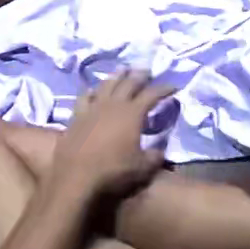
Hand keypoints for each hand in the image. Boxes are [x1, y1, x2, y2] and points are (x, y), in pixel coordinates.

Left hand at [53, 69, 173, 200]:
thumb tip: (160, 150)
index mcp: (132, 114)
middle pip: (129, 83)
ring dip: (117, 76)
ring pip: (106, 84)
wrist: (76, 178)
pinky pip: (84, 97)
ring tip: (123, 70)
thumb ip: (155, 157)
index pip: (152, 94)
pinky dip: (91, 91)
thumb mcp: (142, 168)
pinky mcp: (76, 117)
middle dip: (140, 75)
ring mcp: (93, 108)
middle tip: (147, 71)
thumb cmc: (113, 172)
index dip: (164, 89)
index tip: (174, 87)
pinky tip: (92, 90)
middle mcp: (113, 105)